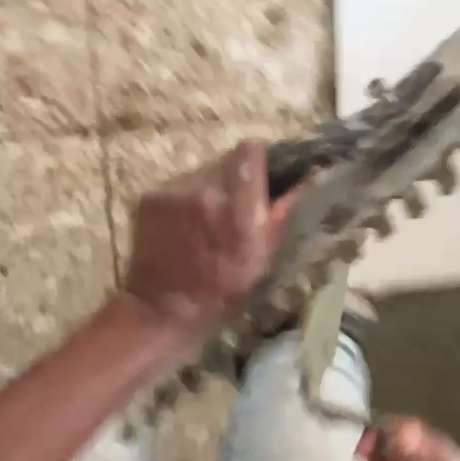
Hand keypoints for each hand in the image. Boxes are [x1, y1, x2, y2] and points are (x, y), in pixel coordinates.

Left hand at [123, 141, 293, 335]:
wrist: (163, 309)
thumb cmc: (223, 289)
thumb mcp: (263, 255)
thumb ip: (283, 211)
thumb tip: (310, 174)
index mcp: (238, 208)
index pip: (250, 151)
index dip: (257, 160)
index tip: (260, 177)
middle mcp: (204, 192)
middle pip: (225, 159)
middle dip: (234, 177)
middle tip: (234, 204)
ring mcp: (173, 192)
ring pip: (201, 172)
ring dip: (209, 188)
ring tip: (206, 219)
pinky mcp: (149, 196)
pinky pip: (177, 185)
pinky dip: (185, 199)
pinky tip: (183, 225)